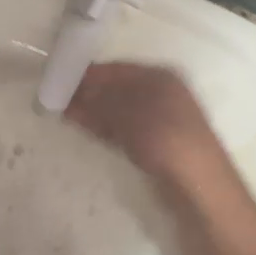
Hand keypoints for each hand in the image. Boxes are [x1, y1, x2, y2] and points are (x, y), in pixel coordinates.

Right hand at [64, 63, 228, 186]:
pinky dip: (104, 126)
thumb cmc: (164, 138)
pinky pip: (123, 127)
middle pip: (116, 88)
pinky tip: (85, 128)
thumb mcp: (126, 115)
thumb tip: (69, 98)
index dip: (87, 74)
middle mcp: (161, 92)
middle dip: (88, 93)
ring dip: (93, 111)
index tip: (58, 80)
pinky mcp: (155, 141)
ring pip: (118, 109)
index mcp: (159, 77)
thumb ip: (96, 103)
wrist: (199, 184)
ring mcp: (159, 118)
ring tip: (63, 114)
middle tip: (56, 99)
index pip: (115, 69)